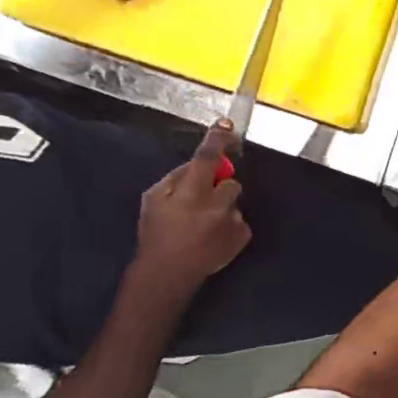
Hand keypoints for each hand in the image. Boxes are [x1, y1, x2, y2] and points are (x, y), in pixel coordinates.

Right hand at [134, 124, 252, 292]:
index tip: (226, 126)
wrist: (171, 271)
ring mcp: (233, 221)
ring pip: (234, 202)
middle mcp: (217, 204)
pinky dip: (229, 225)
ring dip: (223, 207)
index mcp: (192, 191)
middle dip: (219, 187)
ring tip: (204, 224)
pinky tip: (213, 236)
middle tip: (201, 201)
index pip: (208, 158)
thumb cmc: (156, 233)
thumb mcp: (154, 198)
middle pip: (231, 182)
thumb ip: (176, 178)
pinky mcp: (243, 236)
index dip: (216, 140)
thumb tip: (195, 166)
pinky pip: (239, 221)